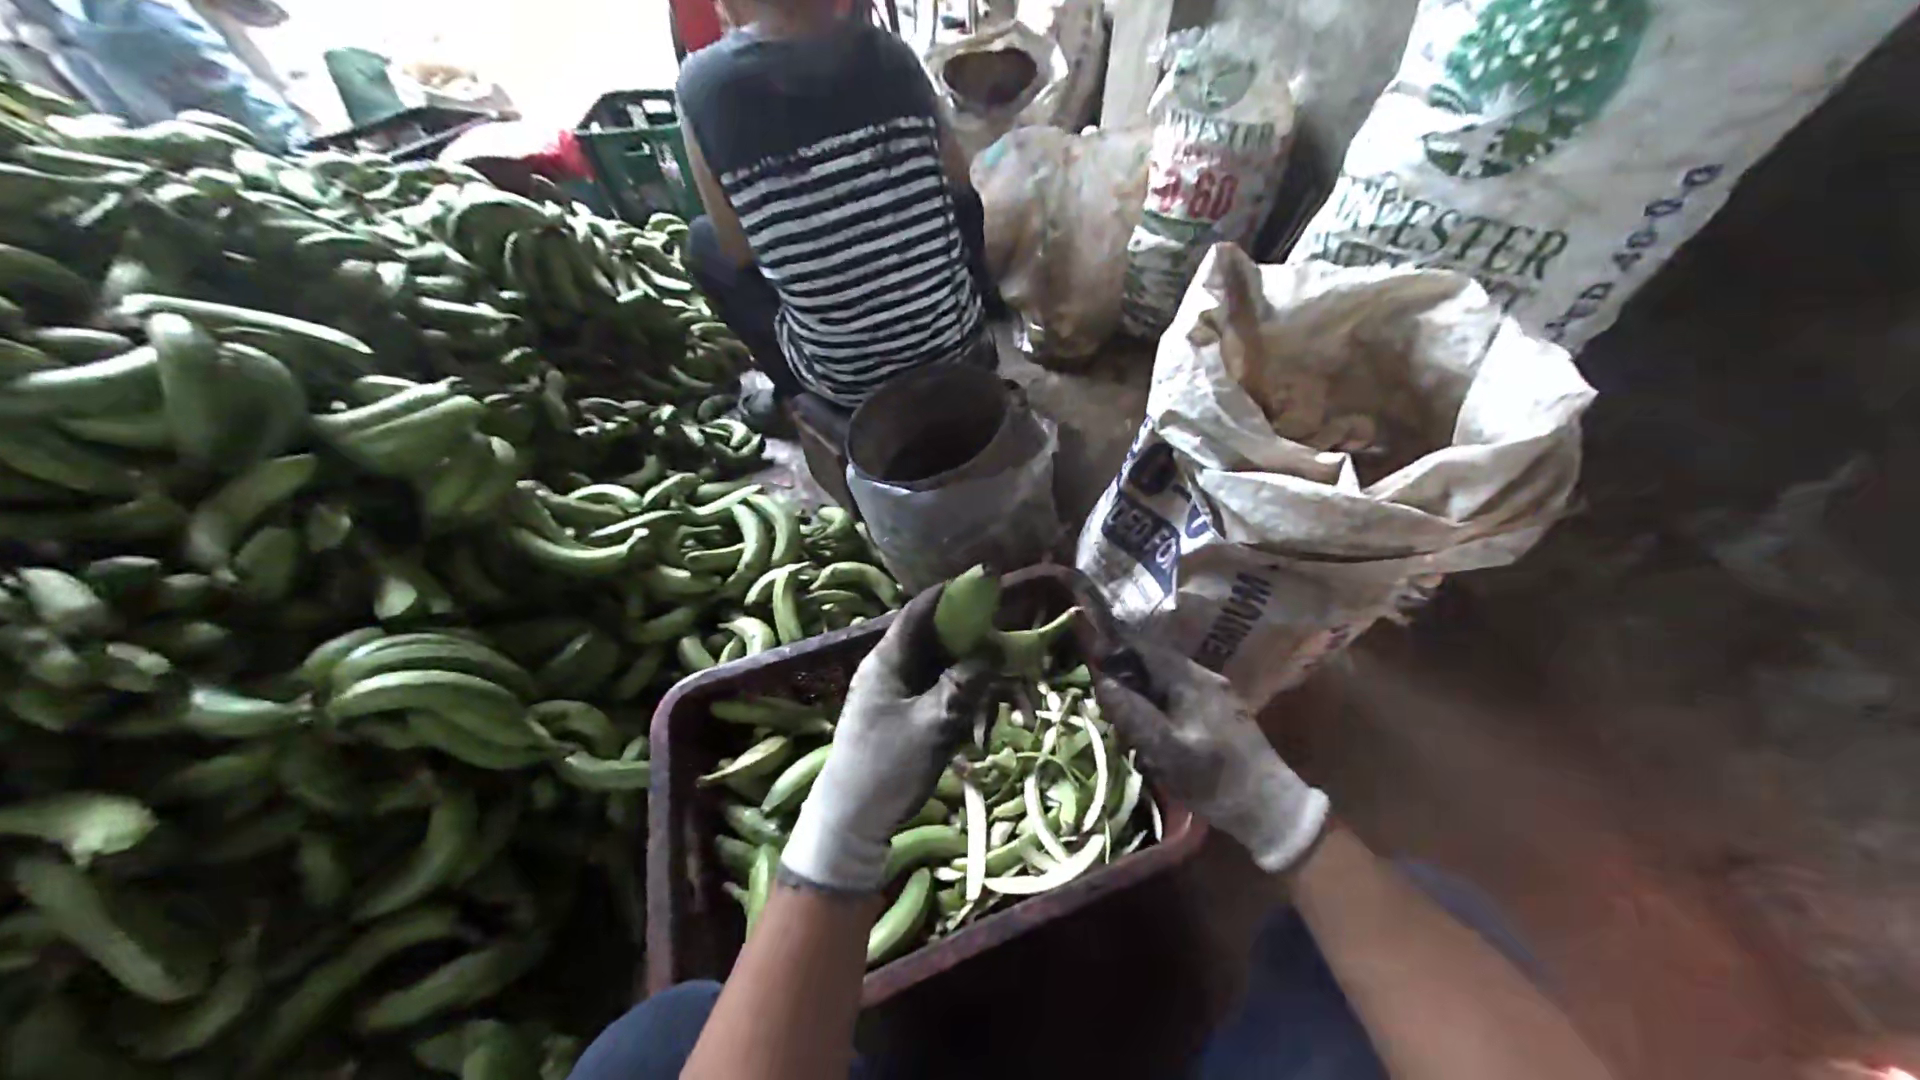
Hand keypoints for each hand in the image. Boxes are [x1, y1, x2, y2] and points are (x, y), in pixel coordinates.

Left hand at [781, 586, 993, 891]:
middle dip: (981, 651)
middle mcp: (894, 669)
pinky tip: (984, 736)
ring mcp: (901, 694)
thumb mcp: (931, 725)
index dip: (951, 595)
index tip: (986, 586)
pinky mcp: (909, 717)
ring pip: (948, 674)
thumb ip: (963, 685)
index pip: (919, 612)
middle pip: (942, 643)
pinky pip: (944, 699)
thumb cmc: (886, 767)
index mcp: (888, 661)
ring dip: (980, 689)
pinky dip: (967, 710)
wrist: (851, 822)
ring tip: (1014, 714)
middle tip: (1017, 661)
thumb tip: (993, 651)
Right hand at [1094, 642, 1328, 873]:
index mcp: (1190, 678)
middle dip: (1124, 683)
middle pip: (1149, 666)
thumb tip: (1099, 680)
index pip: (1141, 647)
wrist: (1270, 810)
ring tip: (1130, 736)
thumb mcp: (1166, 748)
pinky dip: (1156, 715)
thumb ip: (1132, 712)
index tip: (1087, 664)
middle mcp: (1202, 678)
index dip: (1111, 650)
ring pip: (1160, 686)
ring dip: (1139, 703)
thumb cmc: (1216, 778)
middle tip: (1108, 713)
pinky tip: (1152, 743)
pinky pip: (1174, 703)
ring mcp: (1211, 696)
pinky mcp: (1216, 715)